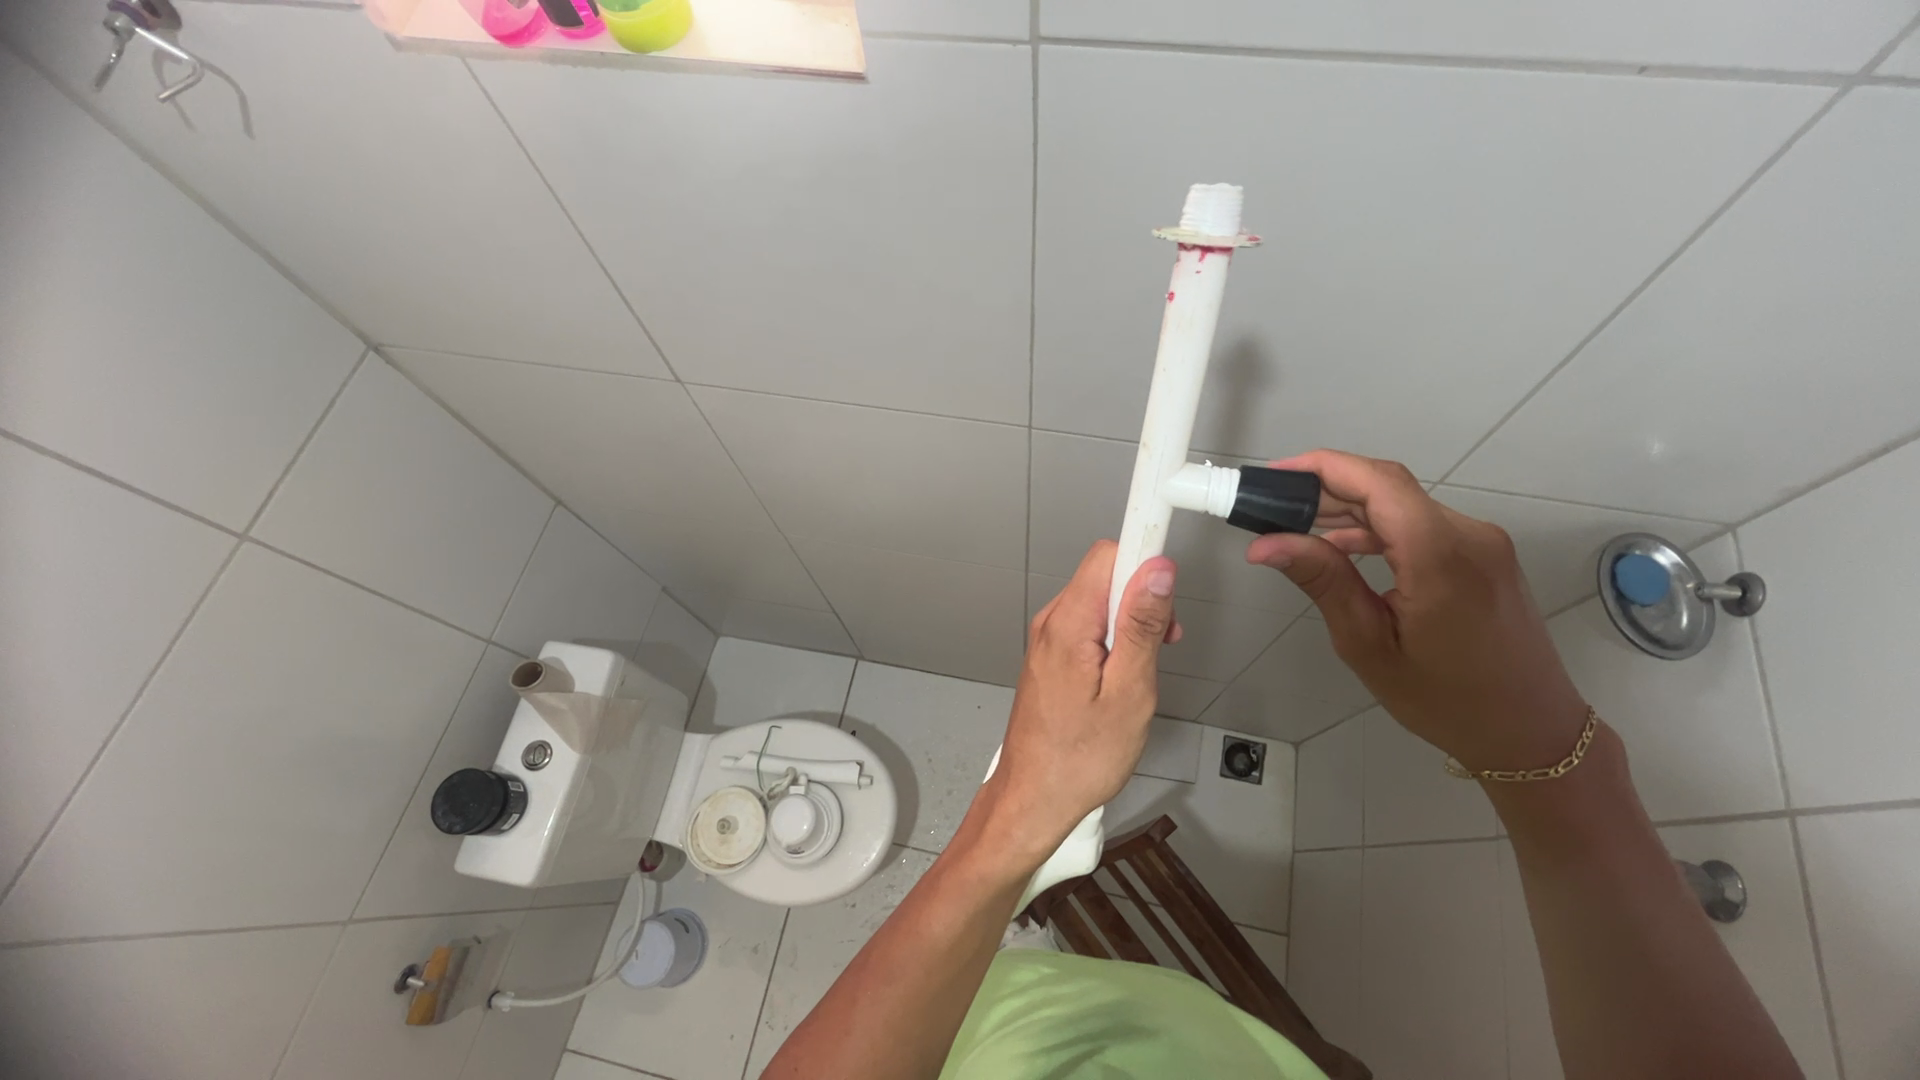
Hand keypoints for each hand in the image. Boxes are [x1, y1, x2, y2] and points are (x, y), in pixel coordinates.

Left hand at [985, 540, 1177, 864]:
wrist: (1034, 798)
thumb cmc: (1078, 760)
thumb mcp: (1128, 693)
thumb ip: (1141, 627)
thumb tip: (1156, 570)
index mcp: (1068, 625)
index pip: (1109, 555)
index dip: (1145, 552)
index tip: (1172, 565)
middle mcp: (1052, 623)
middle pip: (1106, 575)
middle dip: (1143, 599)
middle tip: (1160, 644)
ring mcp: (1049, 639)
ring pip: (1100, 602)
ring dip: (1132, 624)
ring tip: (1140, 673)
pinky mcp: (1052, 656)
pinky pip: (1089, 626)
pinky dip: (1114, 640)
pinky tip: (1122, 677)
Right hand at [1245, 450, 1588, 771]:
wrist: (1530, 732)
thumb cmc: (1443, 700)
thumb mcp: (1368, 644)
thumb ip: (1323, 581)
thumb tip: (1264, 544)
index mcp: (1440, 555)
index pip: (1376, 481)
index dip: (1321, 467)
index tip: (1270, 476)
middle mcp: (1468, 533)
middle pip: (1387, 487)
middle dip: (1325, 489)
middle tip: (1270, 507)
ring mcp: (1481, 542)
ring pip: (1402, 504)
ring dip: (1349, 508)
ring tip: (1294, 526)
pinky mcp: (1484, 554)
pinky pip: (1421, 524)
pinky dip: (1377, 526)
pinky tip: (1341, 546)